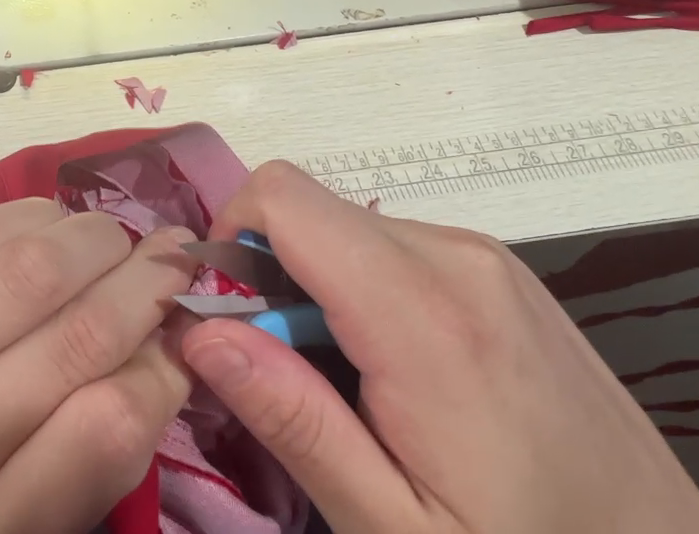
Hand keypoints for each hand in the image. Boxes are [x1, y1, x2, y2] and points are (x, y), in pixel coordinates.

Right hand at [180, 161, 698, 533]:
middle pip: (305, 212)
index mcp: (423, 310)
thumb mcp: (392, 527)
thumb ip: (292, 417)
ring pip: (341, 228)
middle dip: (266, 279)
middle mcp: (455, 255)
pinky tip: (394, 377)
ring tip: (347, 390)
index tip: (228, 325)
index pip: (280, 197)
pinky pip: (388, 248)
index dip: (228, 244)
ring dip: (311, 290)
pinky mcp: (500, 274)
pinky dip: (357, 292)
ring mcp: (486, 259)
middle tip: (288, 379)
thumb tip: (198, 328)